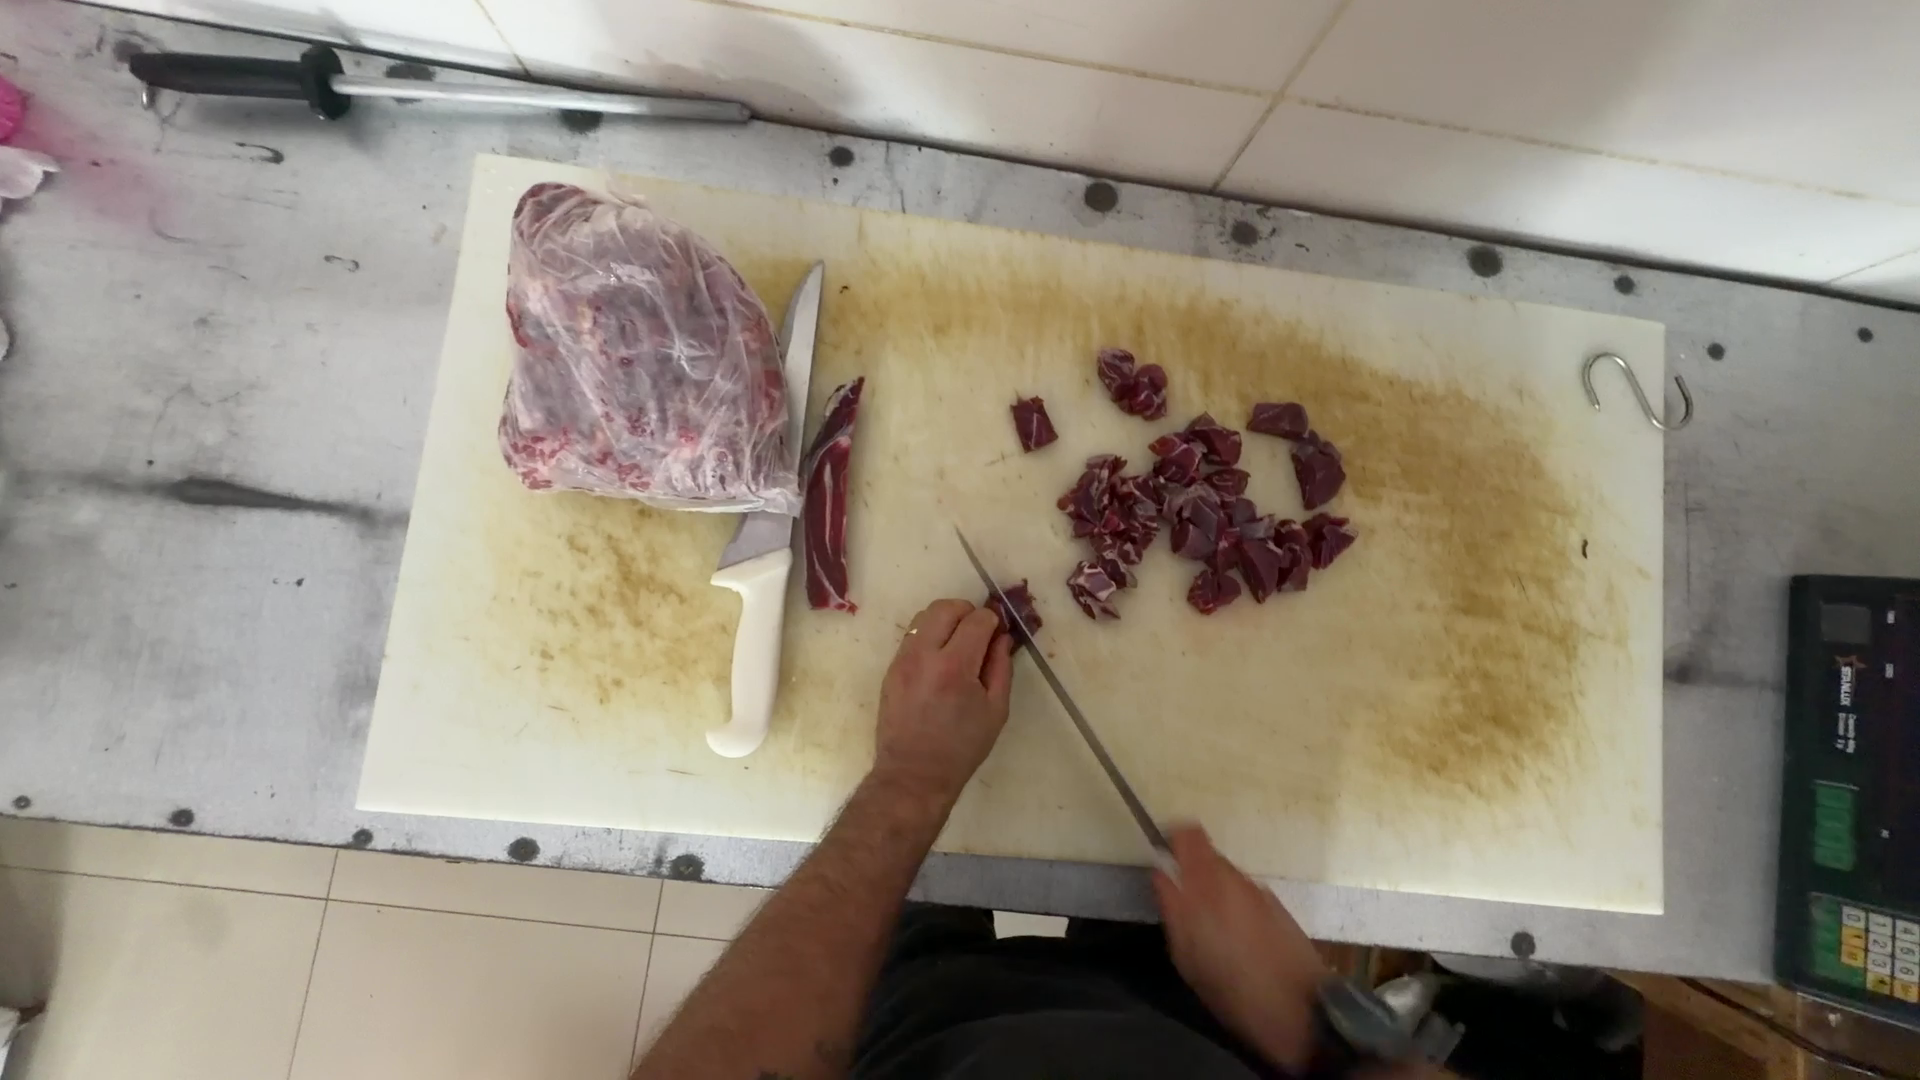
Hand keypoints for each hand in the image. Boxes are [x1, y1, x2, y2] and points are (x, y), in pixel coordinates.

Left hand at [871, 600, 1014, 804]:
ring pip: (924, 616)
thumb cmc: (962, 747)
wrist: (913, 773)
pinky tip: (940, 661)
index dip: (993, 621)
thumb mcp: (996, 710)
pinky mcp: (891, 668)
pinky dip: (930, 637)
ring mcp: (902, 660)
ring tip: (958, 645)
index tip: (998, 633)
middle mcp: (924, 655)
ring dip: (946, 621)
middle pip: (946, 607)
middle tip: (978, 634)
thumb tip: (1002, 636)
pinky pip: (912, 636)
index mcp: (954, 667)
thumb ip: (1001, 666)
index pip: (976, 620)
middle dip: (967, 612)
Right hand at [1153, 825, 1327, 1072]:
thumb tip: (1161, 873)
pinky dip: (1237, 905)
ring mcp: (1259, 890)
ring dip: (1215, 889)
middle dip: (1192, 870)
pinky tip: (1240, 939)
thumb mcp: (1187, 957)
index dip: (1174, 838)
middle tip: (1186, 903)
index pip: (1188, 834)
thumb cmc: (1233, 989)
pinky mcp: (1279, 906)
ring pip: (1227, 874)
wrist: (1304, 1013)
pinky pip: (1246, 893)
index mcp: (1206, 883)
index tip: (1165, 857)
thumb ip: (1172, 907)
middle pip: (1206, 853)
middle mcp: (1234, 878)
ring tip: (1213, 928)